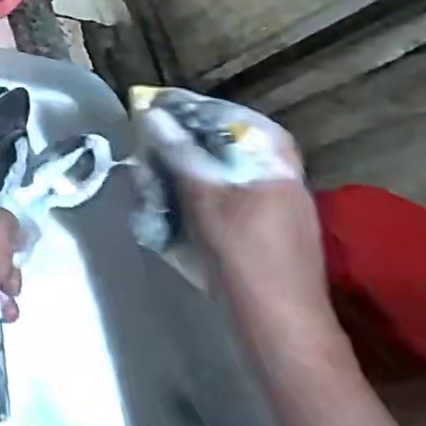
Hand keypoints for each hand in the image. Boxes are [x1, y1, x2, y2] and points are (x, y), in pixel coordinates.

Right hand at [141, 105, 334, 335]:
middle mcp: (279, 180)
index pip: (237, 118)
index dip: (197, 107)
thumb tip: (152, 112)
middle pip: (227, 143)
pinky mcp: (261, 227)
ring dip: (183, 165)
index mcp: (273, 167)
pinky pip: (222, 193)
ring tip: (150, 174)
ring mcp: (273, 206)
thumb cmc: (240, 252)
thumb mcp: (202, 195)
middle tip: (147, 138)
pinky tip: (169, 202)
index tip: (157, 104)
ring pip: (221, 168)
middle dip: (183, 137)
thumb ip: (179, 151)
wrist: (276, 321)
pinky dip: (193, 189)